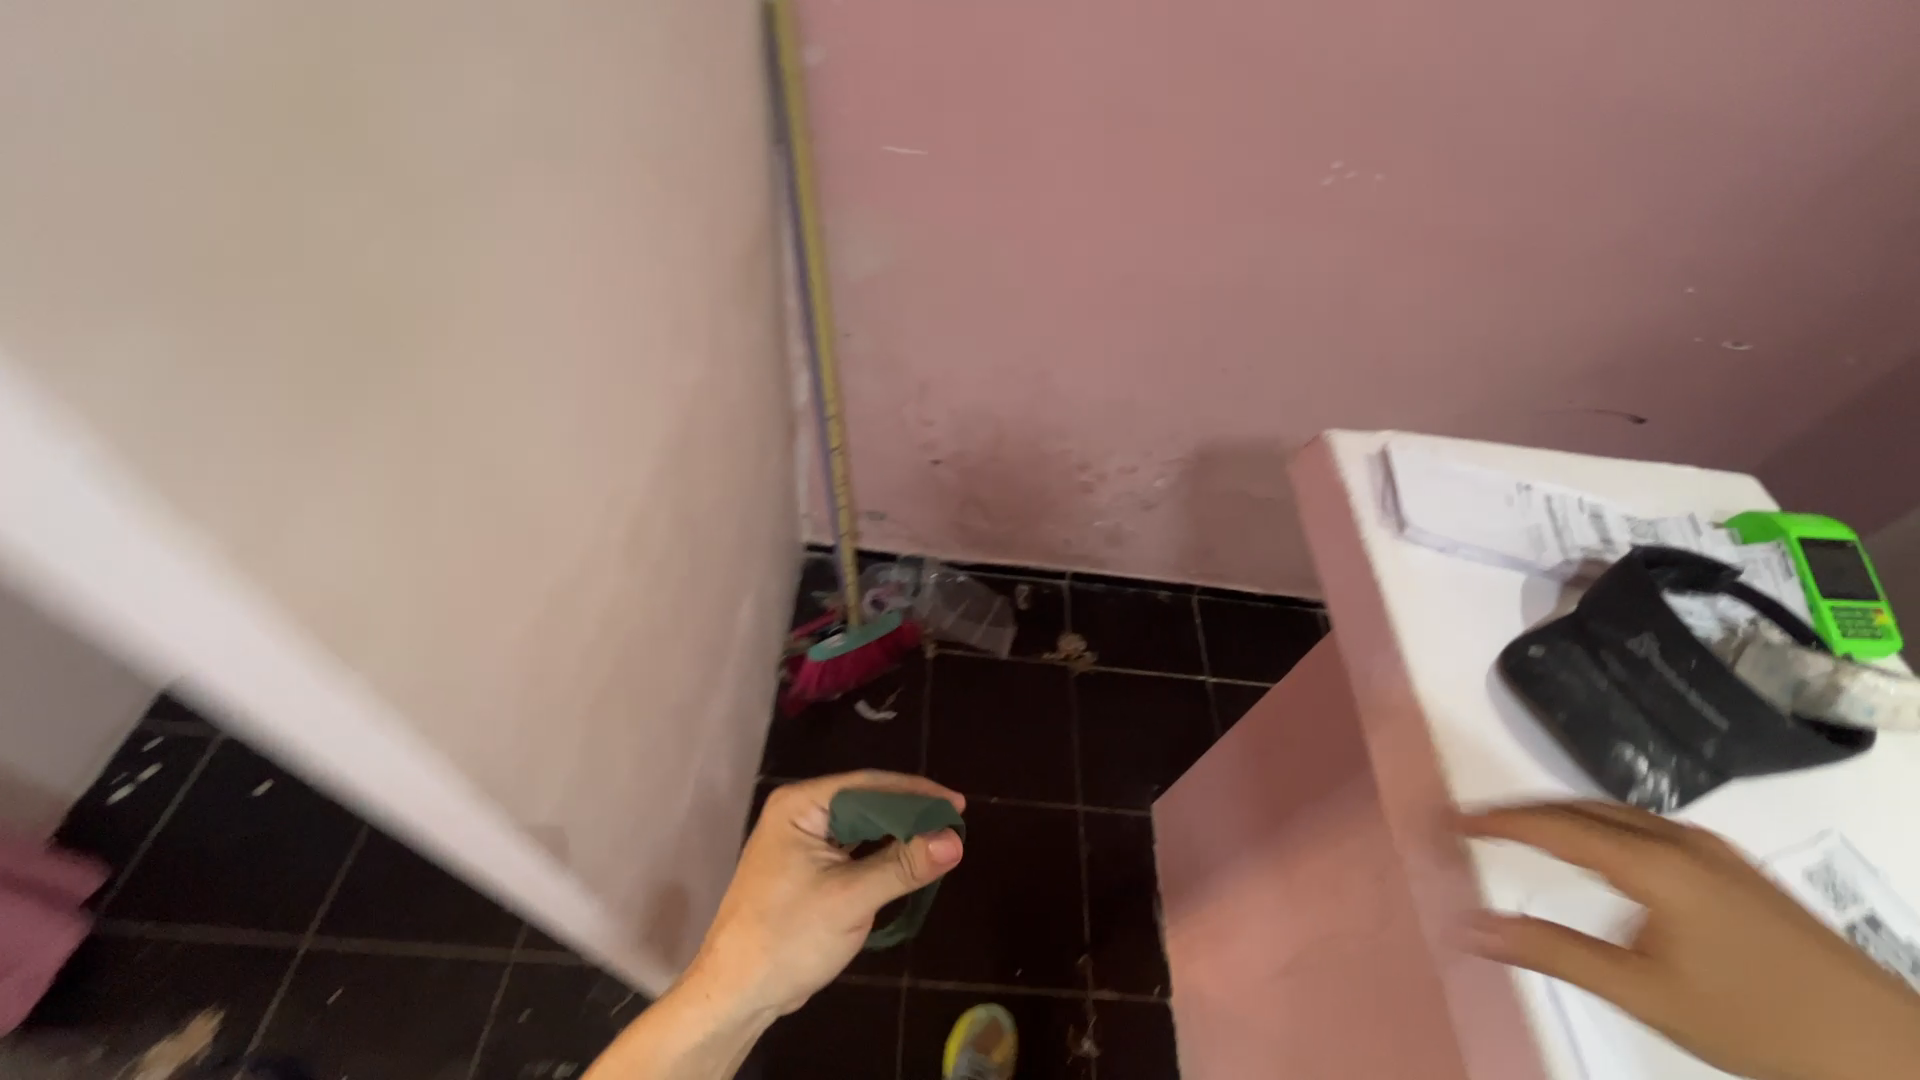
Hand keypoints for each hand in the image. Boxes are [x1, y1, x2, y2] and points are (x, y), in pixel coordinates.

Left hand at [684, 770, 964, 1018]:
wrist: (736, 993)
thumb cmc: (787, 939)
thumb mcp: (851, 899)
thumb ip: (903, 865)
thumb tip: (955, 839)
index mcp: (801, 805)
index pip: (869, 785)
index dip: (916, 793)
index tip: (957, 806)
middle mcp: (799, 811)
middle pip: (866, 800)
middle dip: (910, 811)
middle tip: (954, 822)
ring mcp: (801, 838)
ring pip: (861, 823)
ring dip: (898, 831)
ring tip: (939, 837)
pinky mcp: (807, 864)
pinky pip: (852, 845)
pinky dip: (881, 850)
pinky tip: (906, 858)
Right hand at [1460, 801, 1919, 1079]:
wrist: (1886, 1049)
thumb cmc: (1756, 1020)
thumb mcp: (1642, 993)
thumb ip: (1551, 951)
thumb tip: (1469, 925)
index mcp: (1654, 862)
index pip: (1554, 825)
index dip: (1495, 819)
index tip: (1447, 820)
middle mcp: (1680, 840)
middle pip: (1581, 808)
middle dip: (1521, 811)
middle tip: (1472, 824)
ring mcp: (1712, 850)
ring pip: (1614, 813)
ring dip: (1560, 817)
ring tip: (1518, 833)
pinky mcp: (1732, 867)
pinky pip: (1643, 826)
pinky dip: (1596, 827)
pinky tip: (1592, 853)